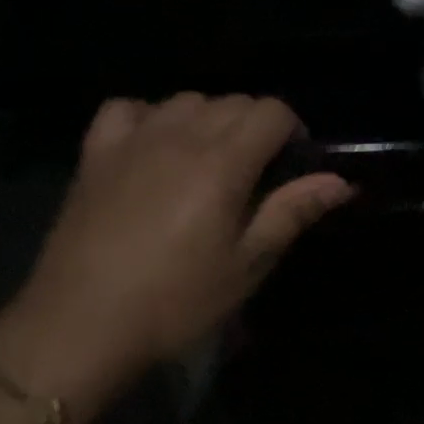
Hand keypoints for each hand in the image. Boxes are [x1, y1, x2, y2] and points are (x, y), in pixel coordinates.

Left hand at [0, 95, 352, 398]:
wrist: (83, 323)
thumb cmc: (176, 302)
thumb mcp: (246, 265)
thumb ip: (292, 212)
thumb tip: (340, 181)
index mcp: (223, 162)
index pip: (271, 111)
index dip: (292, 132)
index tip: (293, 167)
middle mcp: (179, 135)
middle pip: (232, 101)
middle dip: (255, 128)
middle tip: (255, 177)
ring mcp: (132, 139)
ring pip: (185, 101)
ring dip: (208, 121)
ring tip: (208, 165)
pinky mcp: (95, 153)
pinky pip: (129, 109)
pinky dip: (150, 118)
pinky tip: (153, 149)